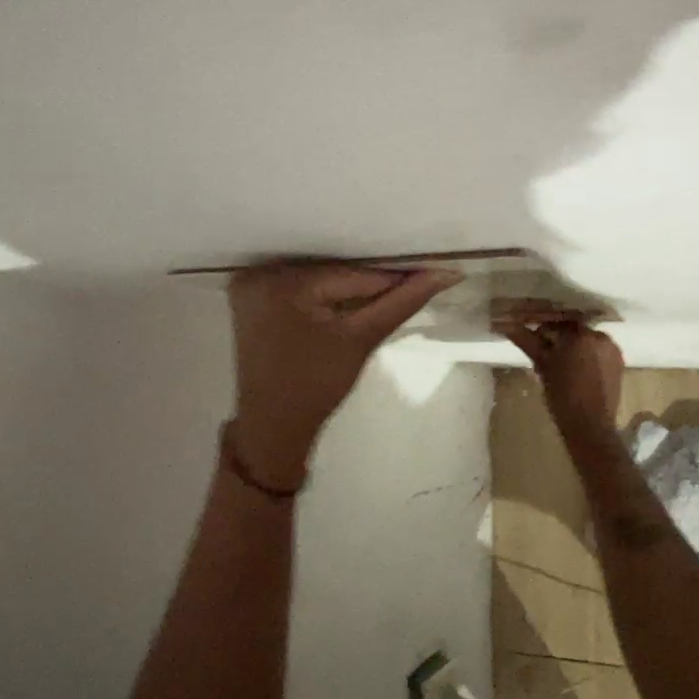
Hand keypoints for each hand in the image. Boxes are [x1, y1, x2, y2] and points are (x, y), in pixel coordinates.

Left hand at [228, 263, 460, 488]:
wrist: (273, 427)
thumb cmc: (316, 386)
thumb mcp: (362, 339)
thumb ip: (403, 302)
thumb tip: (448, 273)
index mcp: (280, 282)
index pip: (350, 273)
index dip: (391, 278)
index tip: (427, 274)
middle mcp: (259, 273)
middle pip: (332, 271)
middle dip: (368, 281)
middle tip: (411, 281)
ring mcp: (250, 285)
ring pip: (318, 277)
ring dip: (348, 285)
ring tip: (386, 290)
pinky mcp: (250, 297)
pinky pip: (299, 286)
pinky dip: (324, 293)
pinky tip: (348, 300)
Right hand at [496, 321, 623, 430]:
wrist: (590, 426)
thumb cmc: (562, 396)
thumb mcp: (543, 367)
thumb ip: (528, 342)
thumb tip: (506, 325)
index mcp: (580, 335)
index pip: (556, 322)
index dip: (542, 332)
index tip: (534, 343)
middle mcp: (600, 336)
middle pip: (573, 330)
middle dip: (559, 339)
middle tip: (546, 357)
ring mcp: (612, 349)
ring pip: (586, 340)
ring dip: (574, 348)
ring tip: (562, 367)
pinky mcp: (618, 362)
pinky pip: (598, 351)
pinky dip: (588, 356)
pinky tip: (579, 373)